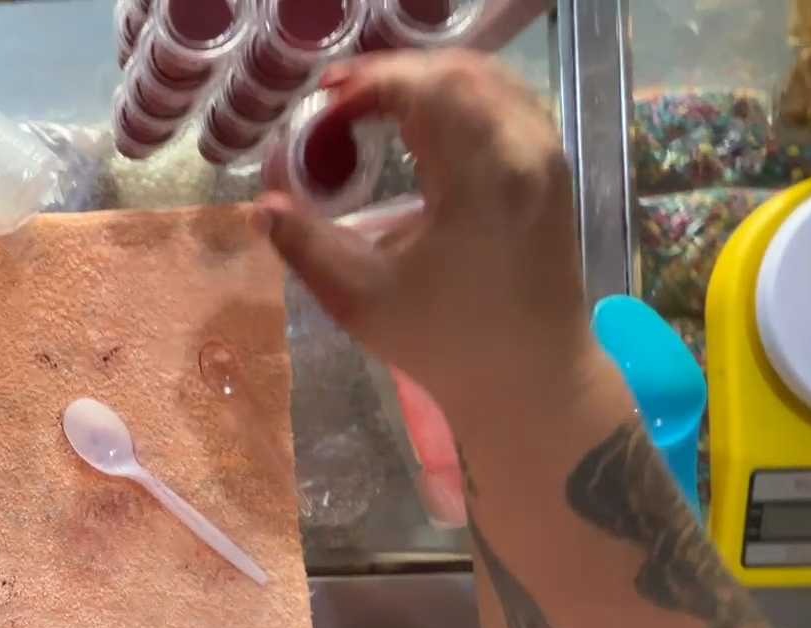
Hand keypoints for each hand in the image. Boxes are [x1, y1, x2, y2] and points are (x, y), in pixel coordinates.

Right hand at [255, 50, 597, 424]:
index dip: (370, 82)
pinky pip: (505, 104)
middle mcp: (526, 149)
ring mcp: (547, 156)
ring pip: (489, 82)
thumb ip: (306, 245)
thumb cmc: (437, 338)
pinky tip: (422, 124)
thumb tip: (261, 209)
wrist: (524, 371)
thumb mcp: (357, 296)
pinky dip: (458, 99)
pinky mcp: (550, 171)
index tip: (320, 101)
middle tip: (336, 98)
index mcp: (481, 176)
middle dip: (394, 74)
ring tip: (371, 105)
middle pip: (461, 72)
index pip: (428, 88)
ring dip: (427, 82)